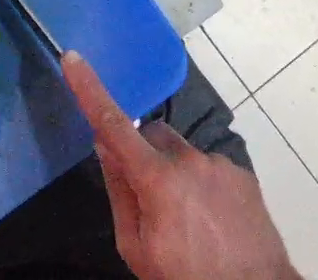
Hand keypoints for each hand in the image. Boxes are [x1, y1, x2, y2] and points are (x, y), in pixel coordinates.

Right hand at [64, 52, 298, 279]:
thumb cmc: (187, 279)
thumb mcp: (137, 249)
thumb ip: (119, 193)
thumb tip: (106, 147)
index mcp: (157, 177)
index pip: (113, 123)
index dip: (89, 89)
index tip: (73, 58)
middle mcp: (189, 158)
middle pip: (150, 136)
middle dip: (143, 155)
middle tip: (147, 198)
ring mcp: (220, 164)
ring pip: (182, 153)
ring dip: (175, 172)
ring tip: (187, 218)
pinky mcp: (243, 175)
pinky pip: (210, 168)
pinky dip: (203, 185)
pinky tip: (212, 220)